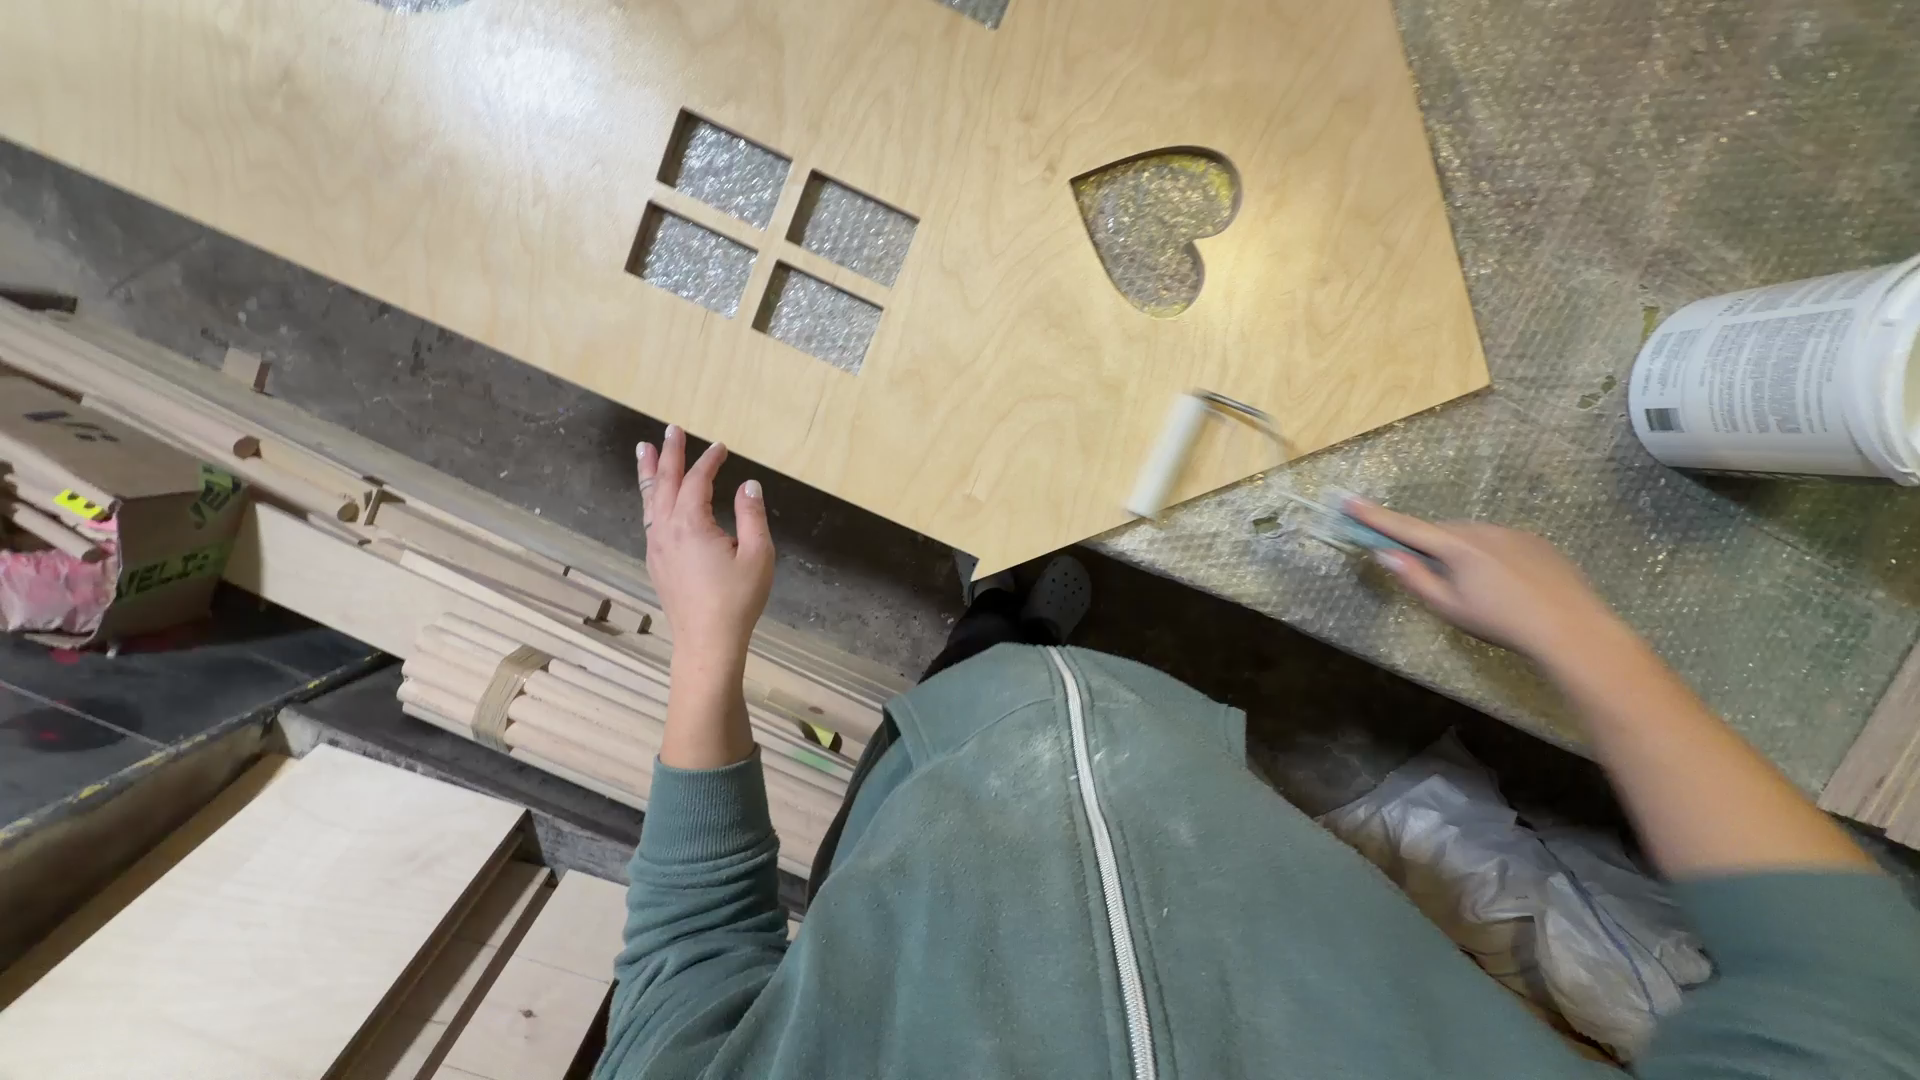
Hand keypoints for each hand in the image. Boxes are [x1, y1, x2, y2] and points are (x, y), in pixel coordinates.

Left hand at [637, 426, 774, 667]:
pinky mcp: (656, 562)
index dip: (709, 461)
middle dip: (669, 454)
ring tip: (644, 450)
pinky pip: (648, 518)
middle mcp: (666, 530)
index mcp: (691, 524)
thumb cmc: (737, 599)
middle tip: (671, 430)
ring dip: (649, 472)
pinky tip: (654, 498)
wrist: (707, 641)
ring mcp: (656, 547)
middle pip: (664, 482)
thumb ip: (752, 515)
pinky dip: (650, 498)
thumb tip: (749, 485)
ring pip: (649, 500)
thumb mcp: (758, 555)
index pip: (697, 481)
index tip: (721, 447)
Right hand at [1344, 497, 1622, 662]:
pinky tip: (1500, 583)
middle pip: (1438, 531)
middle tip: (1420, 568)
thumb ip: (1414, 578)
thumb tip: (1387, 554)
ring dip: (1457, 551)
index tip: (1349, 500)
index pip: (1405, 527)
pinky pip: (1497, 541)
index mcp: (1456, 546)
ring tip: (1469, 584)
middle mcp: (1482, 530)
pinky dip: (1486, 555)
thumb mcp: (1448, 607)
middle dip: (1424, 544)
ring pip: (1469, 536)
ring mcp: (1512, 533)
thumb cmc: (1500, 622)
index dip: (1374, 516)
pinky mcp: (1536, 542)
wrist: (1572, 629)